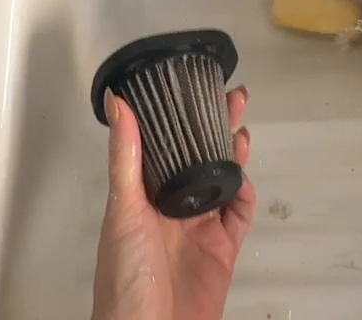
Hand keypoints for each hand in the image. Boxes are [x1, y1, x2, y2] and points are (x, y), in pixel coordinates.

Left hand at [93, 87, 253, 319]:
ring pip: (222, 178)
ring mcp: (199, 226)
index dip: (180, 112)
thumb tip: (116, 100)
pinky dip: (245, 194)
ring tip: (241, 129)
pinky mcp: (222, 250)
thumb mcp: (122, 209)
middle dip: (216, 124)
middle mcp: (172, 203)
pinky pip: (239, 214)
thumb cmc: (125, 278)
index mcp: (144, 191)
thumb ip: (125, 155)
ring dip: (233, 152)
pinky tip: (245, 178)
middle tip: (234, 96)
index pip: (164, 140)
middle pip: (199, 154)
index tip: (193, 83)